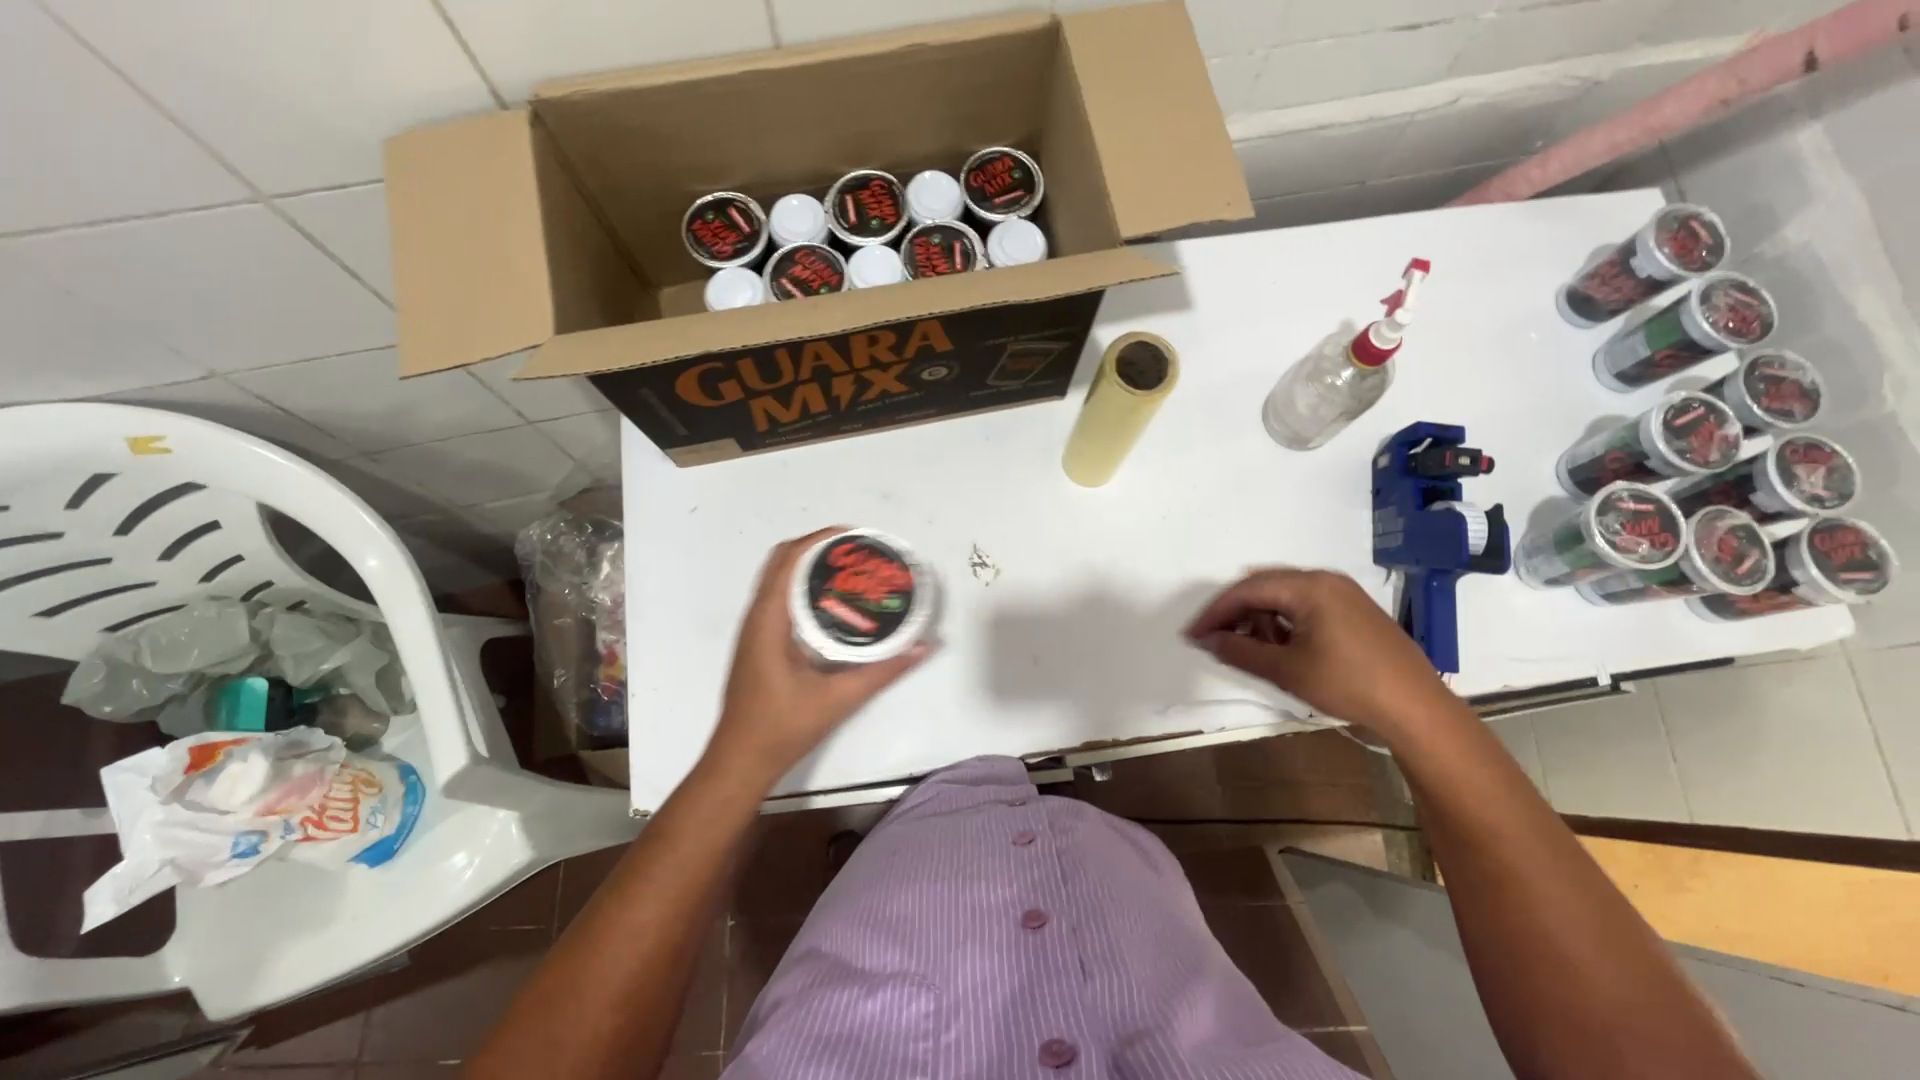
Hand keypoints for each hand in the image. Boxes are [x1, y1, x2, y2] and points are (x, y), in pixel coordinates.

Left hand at [703, 527, 932, 785]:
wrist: (740, 761)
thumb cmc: (781, 728)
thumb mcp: (838, 699)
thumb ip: (882, 671)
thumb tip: (923, 647)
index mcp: (768, 621)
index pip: (789, 559)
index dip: (821, 539)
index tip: (856, 537)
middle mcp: (756, 618)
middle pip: (782, 562)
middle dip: (819, 549)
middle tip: (859, 554)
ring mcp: (755, 631)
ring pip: (779, 581)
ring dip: (810, 568)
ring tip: (851, 572)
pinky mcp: (759, 644)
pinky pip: (780, 600)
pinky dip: (804, 590)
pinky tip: (834, 607)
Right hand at [1183, 568, 1458, 738]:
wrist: (1415, 705)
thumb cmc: (1347, 684)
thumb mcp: (1286, 670)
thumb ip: (1240, 651)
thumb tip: (1207, 640)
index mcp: (1308, 586)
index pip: (1247, 589)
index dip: (1215, 611)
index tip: (1193, 635)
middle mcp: (1325, 579)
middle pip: (1264, 586)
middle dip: (1235, 612)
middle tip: (1214, 639)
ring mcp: (1343, 593)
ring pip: (1285, 595)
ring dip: (1260, 617)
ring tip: (1247, 648)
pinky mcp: (1353, 609)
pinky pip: (1305, 604)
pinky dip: (1283, 620)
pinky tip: (1278, 646)